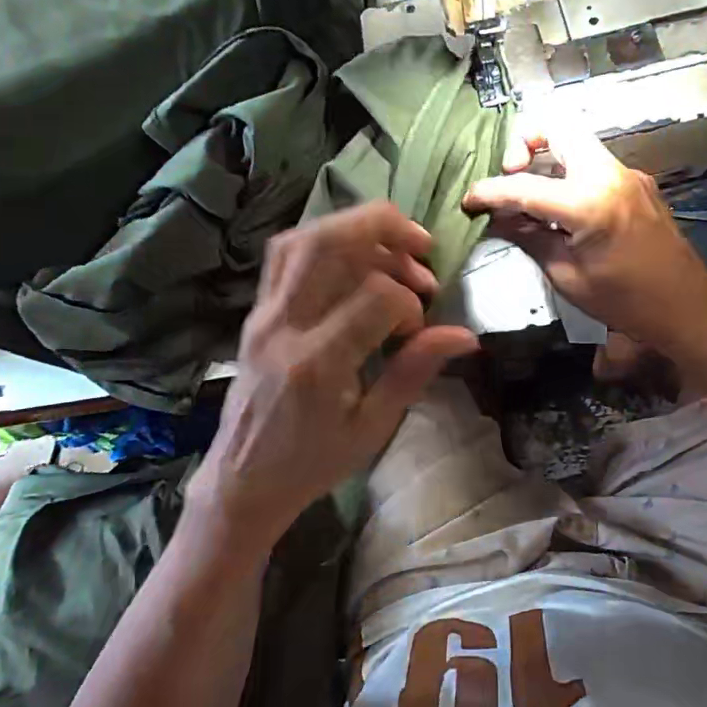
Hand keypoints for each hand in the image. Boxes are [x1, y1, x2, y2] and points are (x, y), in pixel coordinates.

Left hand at [187, 202, 479, 552]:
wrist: (243, 478)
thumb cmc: (310, 463)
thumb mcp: (370, 428)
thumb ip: (412, 372)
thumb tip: (464, 335)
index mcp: (317, 363)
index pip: (374, 296)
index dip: (409, 304)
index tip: (415, 331)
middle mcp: (284, 326)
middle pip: (328, 243)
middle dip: (383, 229)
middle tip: (422, 247)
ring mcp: (263, 315)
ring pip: (301, 239)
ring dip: (352, 229)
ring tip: (391, 248)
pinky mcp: (254, 313)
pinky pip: (283, 257)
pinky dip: (321, 242)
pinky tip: (350, 261)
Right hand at [461, 125, 706, 357]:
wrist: (686, 306)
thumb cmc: (623, 300)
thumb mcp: (566, 275)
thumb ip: (529, 238)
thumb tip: (498, 220)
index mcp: (590, 202)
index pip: (525, 186)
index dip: (489, 191)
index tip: (468, 200)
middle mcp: (610, 175)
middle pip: (559, 127)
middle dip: (524, 142)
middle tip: (508, 174)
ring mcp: (626, 175)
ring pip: (575, 143)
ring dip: (544, 157)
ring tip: (525, 193)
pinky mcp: (634, 184)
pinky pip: (589, 165)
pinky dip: (563, 174)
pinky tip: (554, 206)